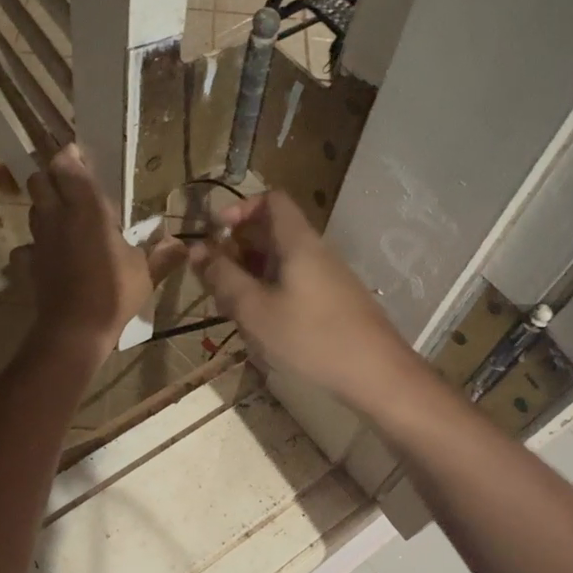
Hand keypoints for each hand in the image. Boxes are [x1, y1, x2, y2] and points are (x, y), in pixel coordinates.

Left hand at [23, 145, 184, 351]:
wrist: (75, 329)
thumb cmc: (114, 293)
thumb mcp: (146, 273)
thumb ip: (163, 256)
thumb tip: (184, 245)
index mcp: (86, 210)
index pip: (67, 167)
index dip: (70, 156)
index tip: (79, 155)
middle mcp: (57, 217)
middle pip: (39, 180)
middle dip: (51, 177)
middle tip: (70, 185)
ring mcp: (39, 241)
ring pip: (33, 210)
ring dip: (45, 208)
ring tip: (65, 219)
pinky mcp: (29, 264)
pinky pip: (26, 247)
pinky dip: (36, 248)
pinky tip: (49, 256)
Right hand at [189, 192, 419, 407]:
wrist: (375, 372)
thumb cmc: (310, 337)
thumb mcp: (255, 309)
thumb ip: (223, 277)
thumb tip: (197, 249)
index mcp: (298, 241)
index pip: (271, 200)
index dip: (241, 208)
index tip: (216, 233)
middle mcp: (315, 251)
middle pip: (272, 231)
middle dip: (237, 249)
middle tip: (214, 279)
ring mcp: (326, 276)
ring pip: (280, 261)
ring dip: (250, 276)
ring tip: (231, 307)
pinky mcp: (332, 301)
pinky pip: (293, 282)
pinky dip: (270, 293)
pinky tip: (260, 324)